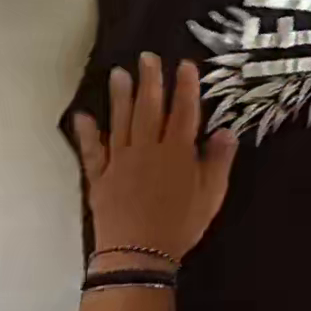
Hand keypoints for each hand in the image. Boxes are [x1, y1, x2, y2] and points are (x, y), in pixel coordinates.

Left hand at [73, 52, 237, 266]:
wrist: (139, 252)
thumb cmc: (182, 223)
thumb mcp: (212, 194)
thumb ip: (218, 161)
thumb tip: (227, 130)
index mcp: (177, 152)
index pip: (184, 112)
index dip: (185, 87)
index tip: (184, 65)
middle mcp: (147, 149)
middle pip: (149, 109)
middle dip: (151, 81)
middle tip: (147, 57)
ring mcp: (120, 161)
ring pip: (121, 122)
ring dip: (120, 96)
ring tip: (119, 74)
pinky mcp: (100, 176)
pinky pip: (92, 150)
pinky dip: (87, 132)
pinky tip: (83, 116)